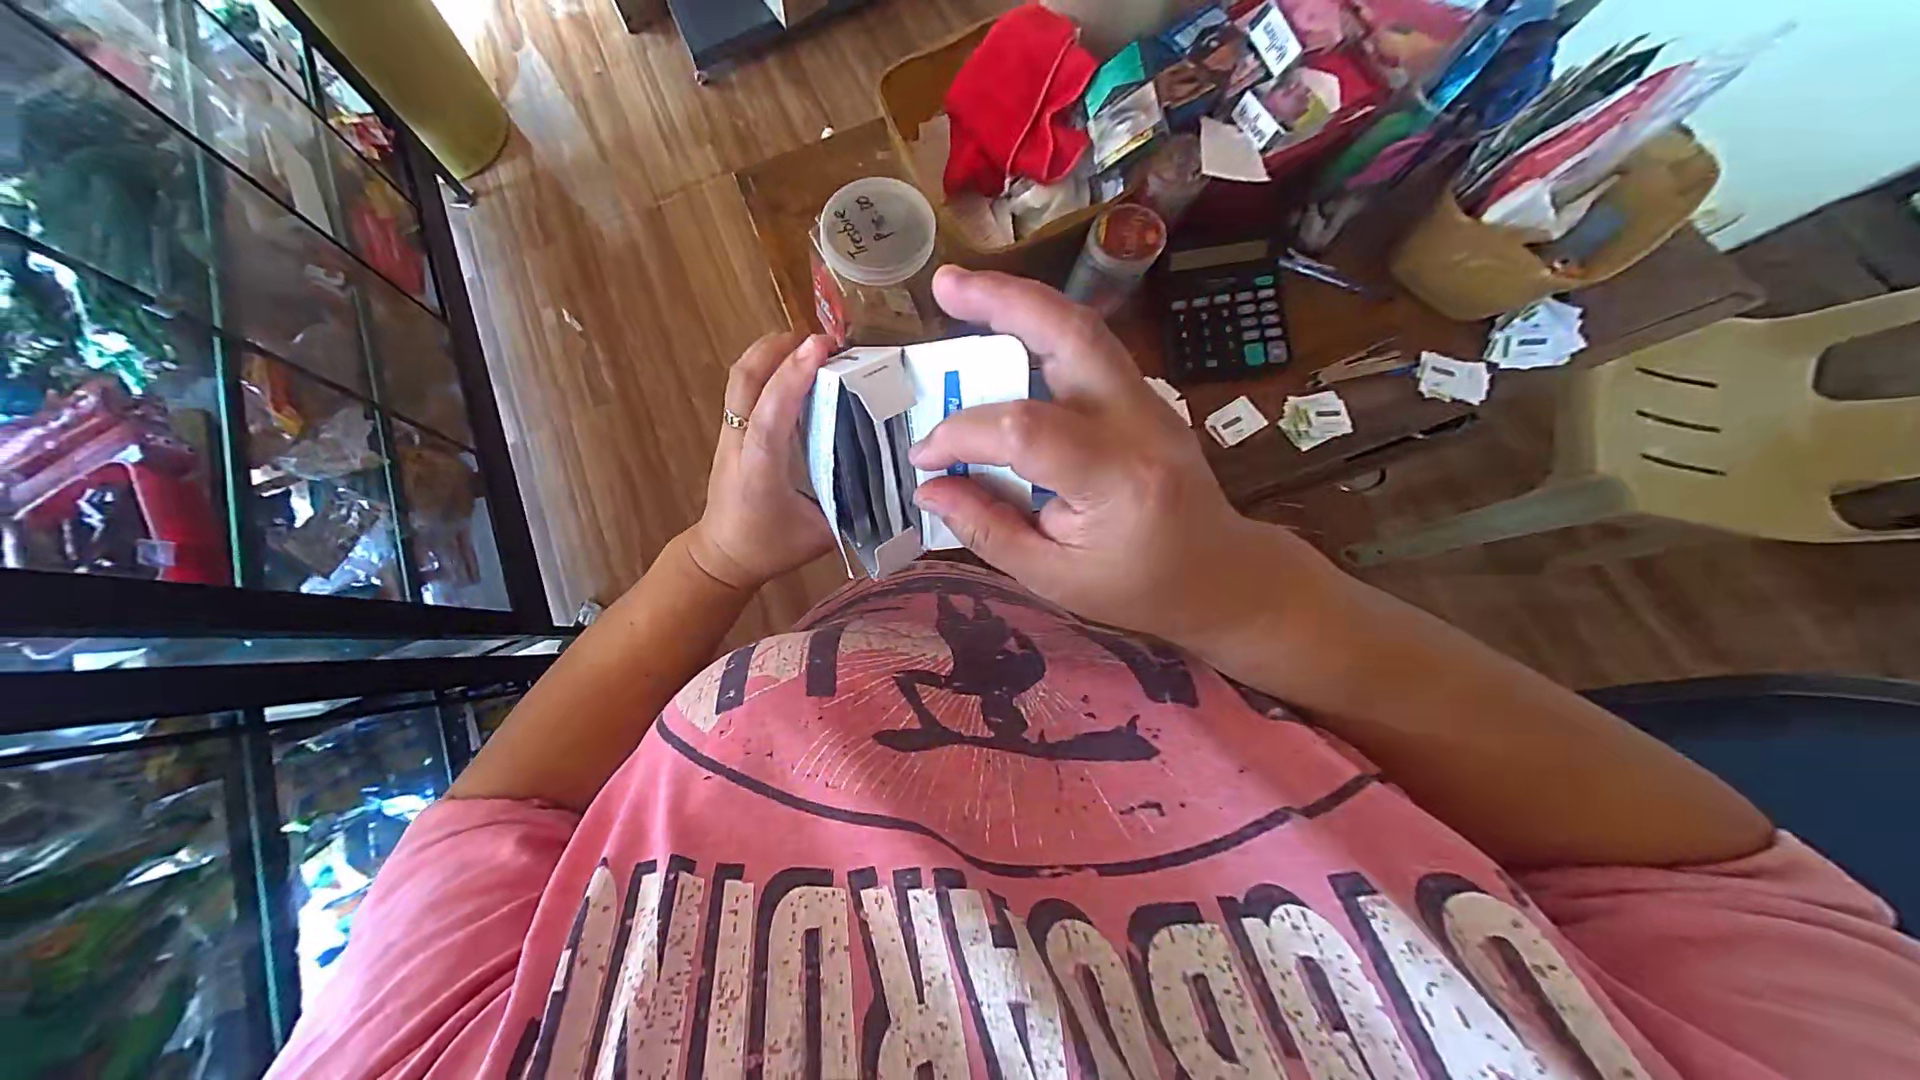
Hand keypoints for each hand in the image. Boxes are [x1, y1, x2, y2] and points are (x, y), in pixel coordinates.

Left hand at [687, 332, 837, 591]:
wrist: (722, 555)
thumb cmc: (770, 546)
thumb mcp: (820, 534)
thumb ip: (852, 504)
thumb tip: (889, 477)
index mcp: (760, 468)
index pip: (772, 413)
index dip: (794, 376)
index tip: (821, 347)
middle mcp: (740, 442)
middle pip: (746, 378)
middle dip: (781, 347)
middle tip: (825, 340)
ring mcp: (731, 433)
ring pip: (741, 376)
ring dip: (772, 350)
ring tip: (811, 345)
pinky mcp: (732, 430)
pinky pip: (745, 386)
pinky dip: (768, 365)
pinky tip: (796, 367)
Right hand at [909, 268, 1351, 657]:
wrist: (1220, 573)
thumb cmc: (1138, 588)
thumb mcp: (1054, 577)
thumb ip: (989, 530)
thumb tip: (931, 488)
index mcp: (1117, 481)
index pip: (1025, 430)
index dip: (963, 434)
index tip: (926, 457)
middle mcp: (1139, 424)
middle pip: (1071, 336)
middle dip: (1002, 302)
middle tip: (944, 284)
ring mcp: (1149, 402)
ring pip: (1083, 329)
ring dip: (1020, 303)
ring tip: (962, 290)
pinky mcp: (1145, 397)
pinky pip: (1088, 349)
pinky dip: (1040, 330)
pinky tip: (1005, 331)